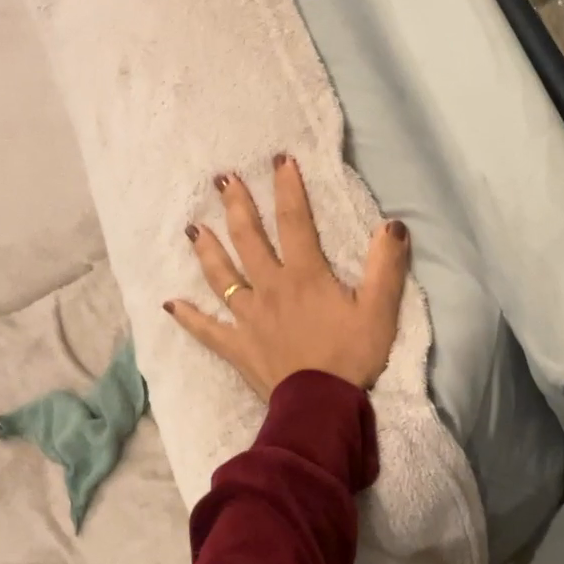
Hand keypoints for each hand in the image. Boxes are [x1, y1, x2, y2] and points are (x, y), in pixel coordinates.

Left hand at [167, 155, 409, 397]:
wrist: (320, 403)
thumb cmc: (352, 356)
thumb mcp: (380, 310)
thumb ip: (386, 266)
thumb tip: (394, 225)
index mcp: (304, 275)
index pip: (295, 222)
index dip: (288, 188)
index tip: (280, 159)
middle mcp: (270, 288)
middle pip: (249, 240)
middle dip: (236, 207)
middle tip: (222, 180)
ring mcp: (248, 318)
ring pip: (222, 277)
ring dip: (208, 250)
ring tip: (193, 228)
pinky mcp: (238, 347)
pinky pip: (208, 329)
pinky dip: (189, 317)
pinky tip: (170, 305)